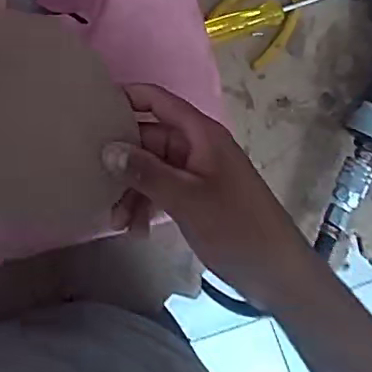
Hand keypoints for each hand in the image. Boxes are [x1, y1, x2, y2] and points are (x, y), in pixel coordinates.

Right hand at [104, 83, 326, 311]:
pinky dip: (148, 205)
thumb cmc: (236, 228)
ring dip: (134, 190)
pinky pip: (163, 189)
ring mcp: (197, 172)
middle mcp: (197, 146)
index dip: (128, 97)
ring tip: (117, 221)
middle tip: (96, 181)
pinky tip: (137, 230)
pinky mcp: (198, 197)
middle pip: (150, 138)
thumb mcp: (186, 199)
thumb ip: (146, 172)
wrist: (278, 274)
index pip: (158, 101)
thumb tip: (108, 149)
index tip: (93, 106)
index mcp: (200, 134)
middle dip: (124, 160)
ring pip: (153, 168)